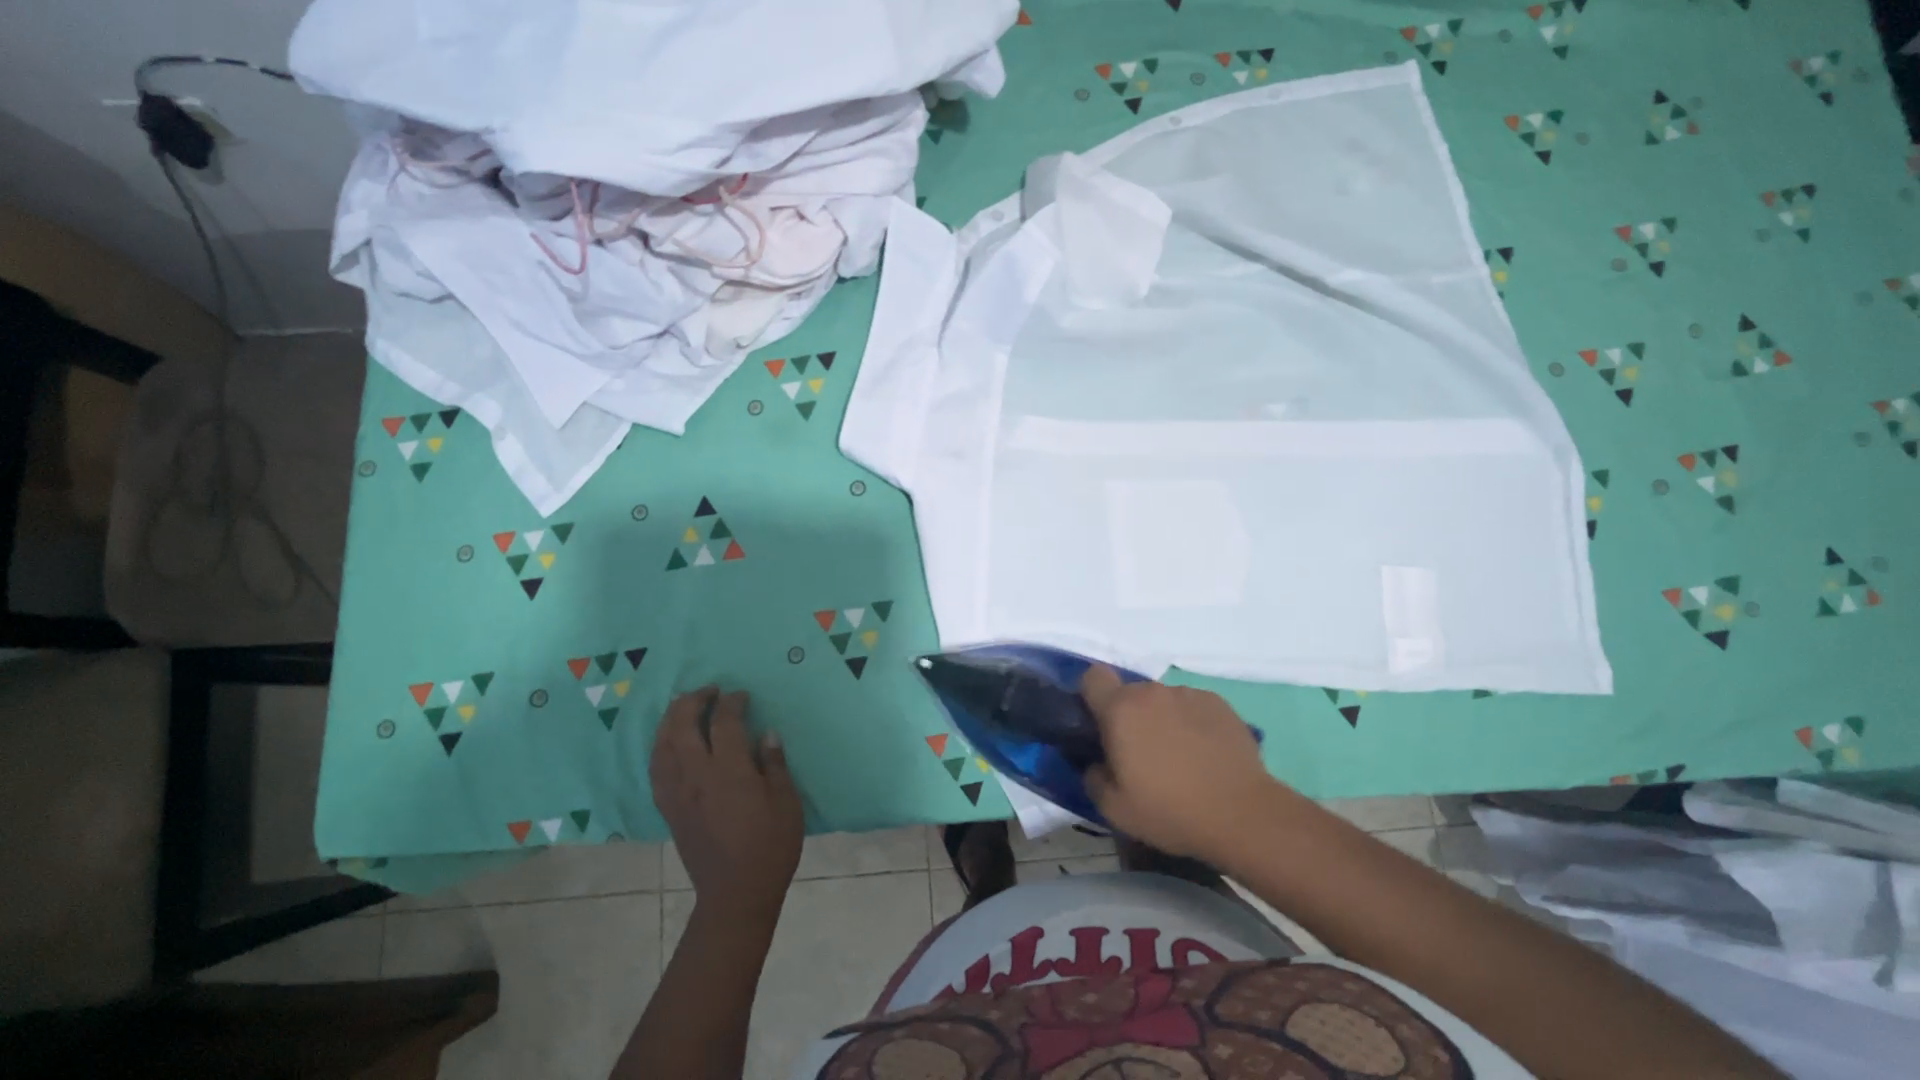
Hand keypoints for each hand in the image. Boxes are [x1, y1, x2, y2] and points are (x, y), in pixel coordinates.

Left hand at [650, 686, 803, 917]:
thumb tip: (766, 734)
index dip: (732, 703)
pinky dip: (660, 747)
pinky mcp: (668, 809)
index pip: (724, 722)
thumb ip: (774, 764)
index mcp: (728, 770)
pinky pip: (656, 768)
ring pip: (663, 744)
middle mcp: (695, 775)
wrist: (736, 892)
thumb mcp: (786, 802)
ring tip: (683, 707)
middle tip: (709, 691)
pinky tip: (667, 743)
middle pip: (683, 725)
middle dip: (694, 701)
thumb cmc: (770, 846)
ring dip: (671, 719)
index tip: (741, 696)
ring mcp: (677, 792)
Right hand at [1081, 666, 1286, 864]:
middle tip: (1139, 755)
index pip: (1092, 677)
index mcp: (1121, 709)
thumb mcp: (1114, 808)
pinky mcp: (1221, 704)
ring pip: (1163, 701)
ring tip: (1179, 758)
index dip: (1091, 697)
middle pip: (1130, 693)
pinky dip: (1191, 724)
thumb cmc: (1169, 810)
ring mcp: (1190, 694)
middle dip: (1129, 717)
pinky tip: (1205, 755)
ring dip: (1162, 720)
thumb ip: (1093, 777)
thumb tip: (1097, 763)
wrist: (1241, 814)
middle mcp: (1154, 692)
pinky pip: (1193, 707)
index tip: (1098, 726)